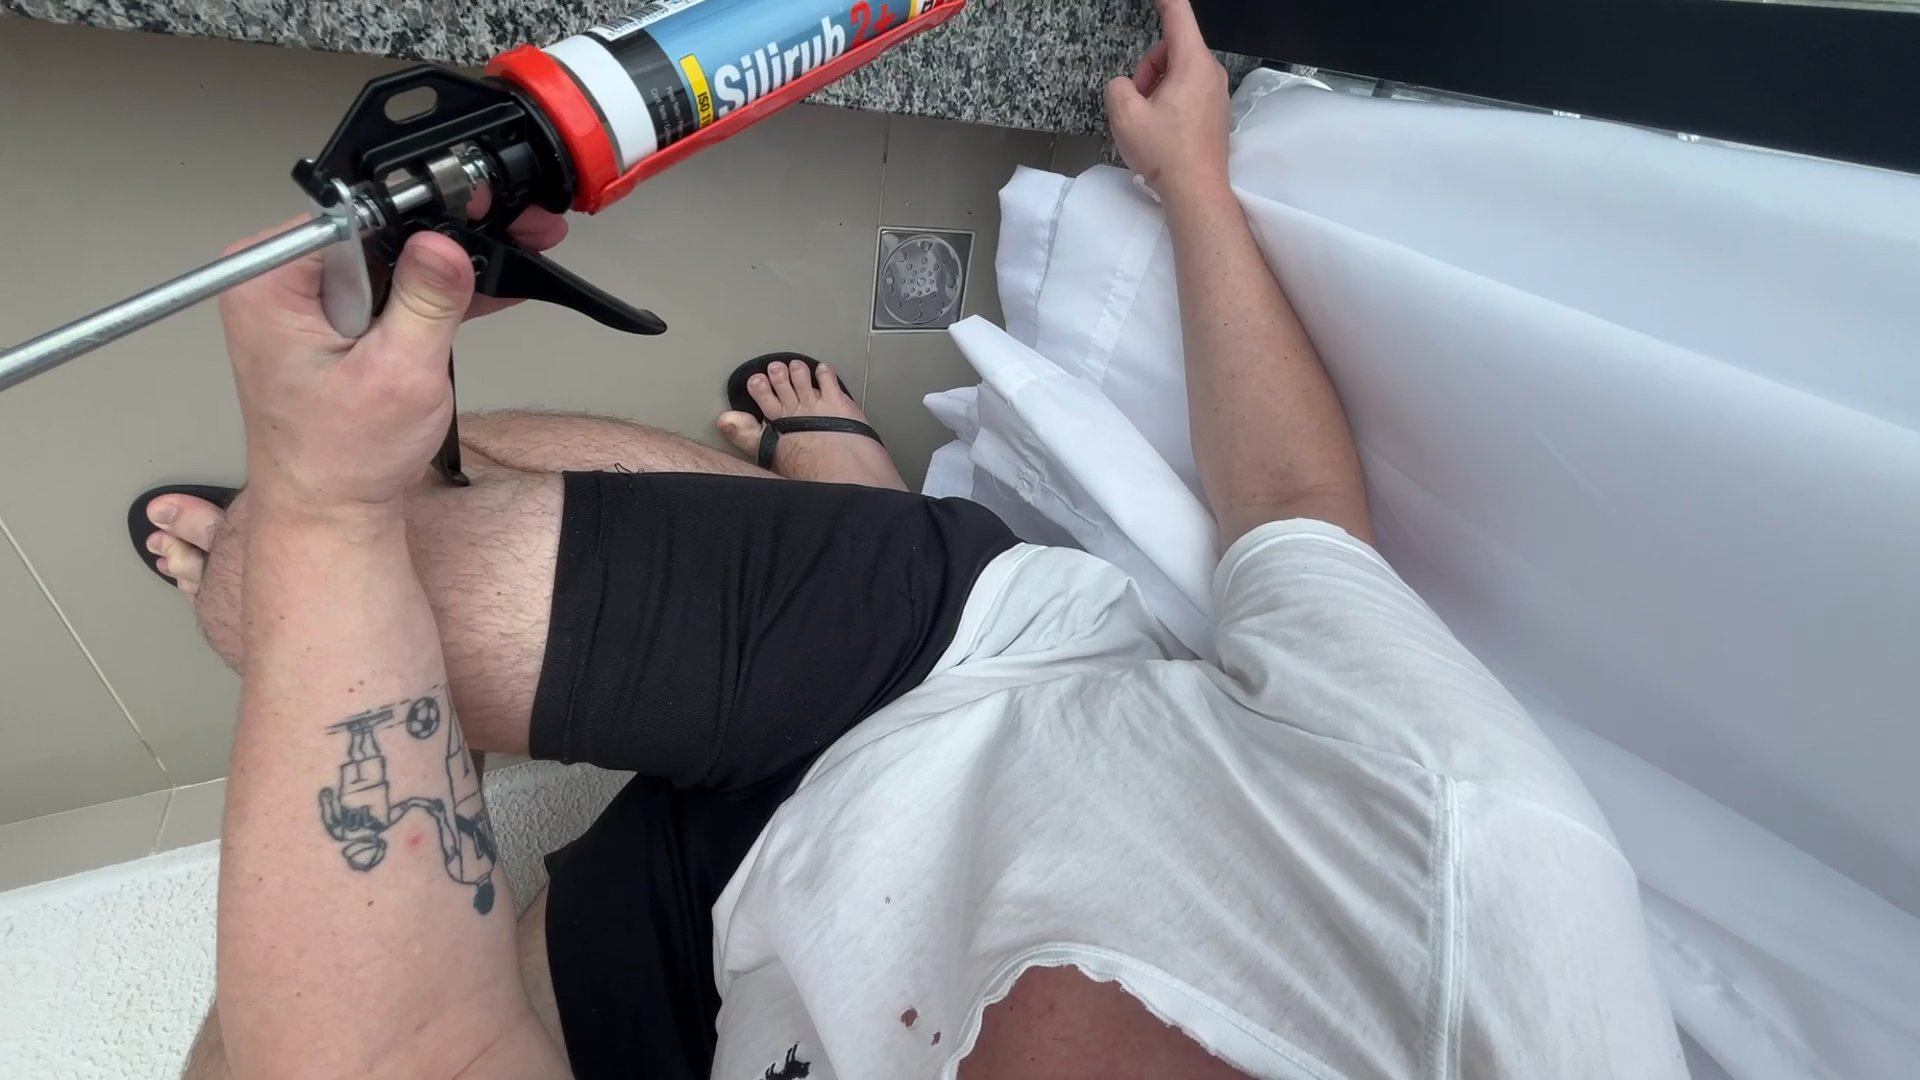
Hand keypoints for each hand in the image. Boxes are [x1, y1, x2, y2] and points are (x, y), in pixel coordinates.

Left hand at [216, 209, 565, 517]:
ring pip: (397, 260)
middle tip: (519, 231)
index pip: (357, 217)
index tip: (482, 205)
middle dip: (452, 234)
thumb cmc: (346, 453)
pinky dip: (443, 294)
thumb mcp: (397, 374)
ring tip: (517, 255)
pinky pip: (398, 291)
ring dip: (457, 266)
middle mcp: (284, 280)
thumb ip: (424, 304)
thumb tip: (442, 246)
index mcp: (271, 280)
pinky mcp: (343, 321)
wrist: (334, 503)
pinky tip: (491, 288)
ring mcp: (315, 300)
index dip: (427, 211)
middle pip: (380, 231)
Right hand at [1104, 0, 1230, 199]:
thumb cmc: (1164, 154)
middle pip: (1174, 51)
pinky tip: (1162, 134)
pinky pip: (1190, 95)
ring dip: (1159, 90)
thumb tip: (1123, 87)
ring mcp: (1217, 95)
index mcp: (1192, 63)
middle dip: (1149, 69)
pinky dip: (1172, 105)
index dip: (1165, 1)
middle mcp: (1211, 72)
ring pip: (1181, 75)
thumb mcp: (1125, 117)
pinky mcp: (1217, 115)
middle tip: (1135, 102)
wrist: (1196, 192)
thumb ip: (1117, 89)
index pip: (1179, 15)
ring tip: (1148, 123)